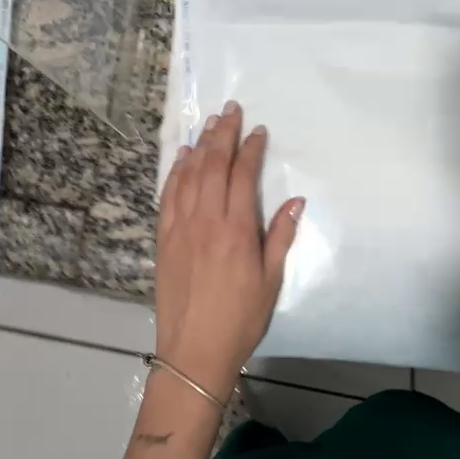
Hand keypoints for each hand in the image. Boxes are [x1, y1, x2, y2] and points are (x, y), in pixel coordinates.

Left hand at [154, 101, 303, 398]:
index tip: (259, 130)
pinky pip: (169, 193)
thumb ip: (281, 237)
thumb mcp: (271, 281)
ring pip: (190, 173)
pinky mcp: (164, 235)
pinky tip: (182, 156)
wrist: (194, 350)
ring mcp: (181, 224)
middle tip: (231, 109)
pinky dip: (176, 170)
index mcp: (237, 229)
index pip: (243, 175)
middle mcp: (207, 218)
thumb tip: (295, 200)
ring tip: (210, 123)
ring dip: (200, 144)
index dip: (251, 148)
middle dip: (224, 133)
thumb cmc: (240, 318)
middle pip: (214, 164)